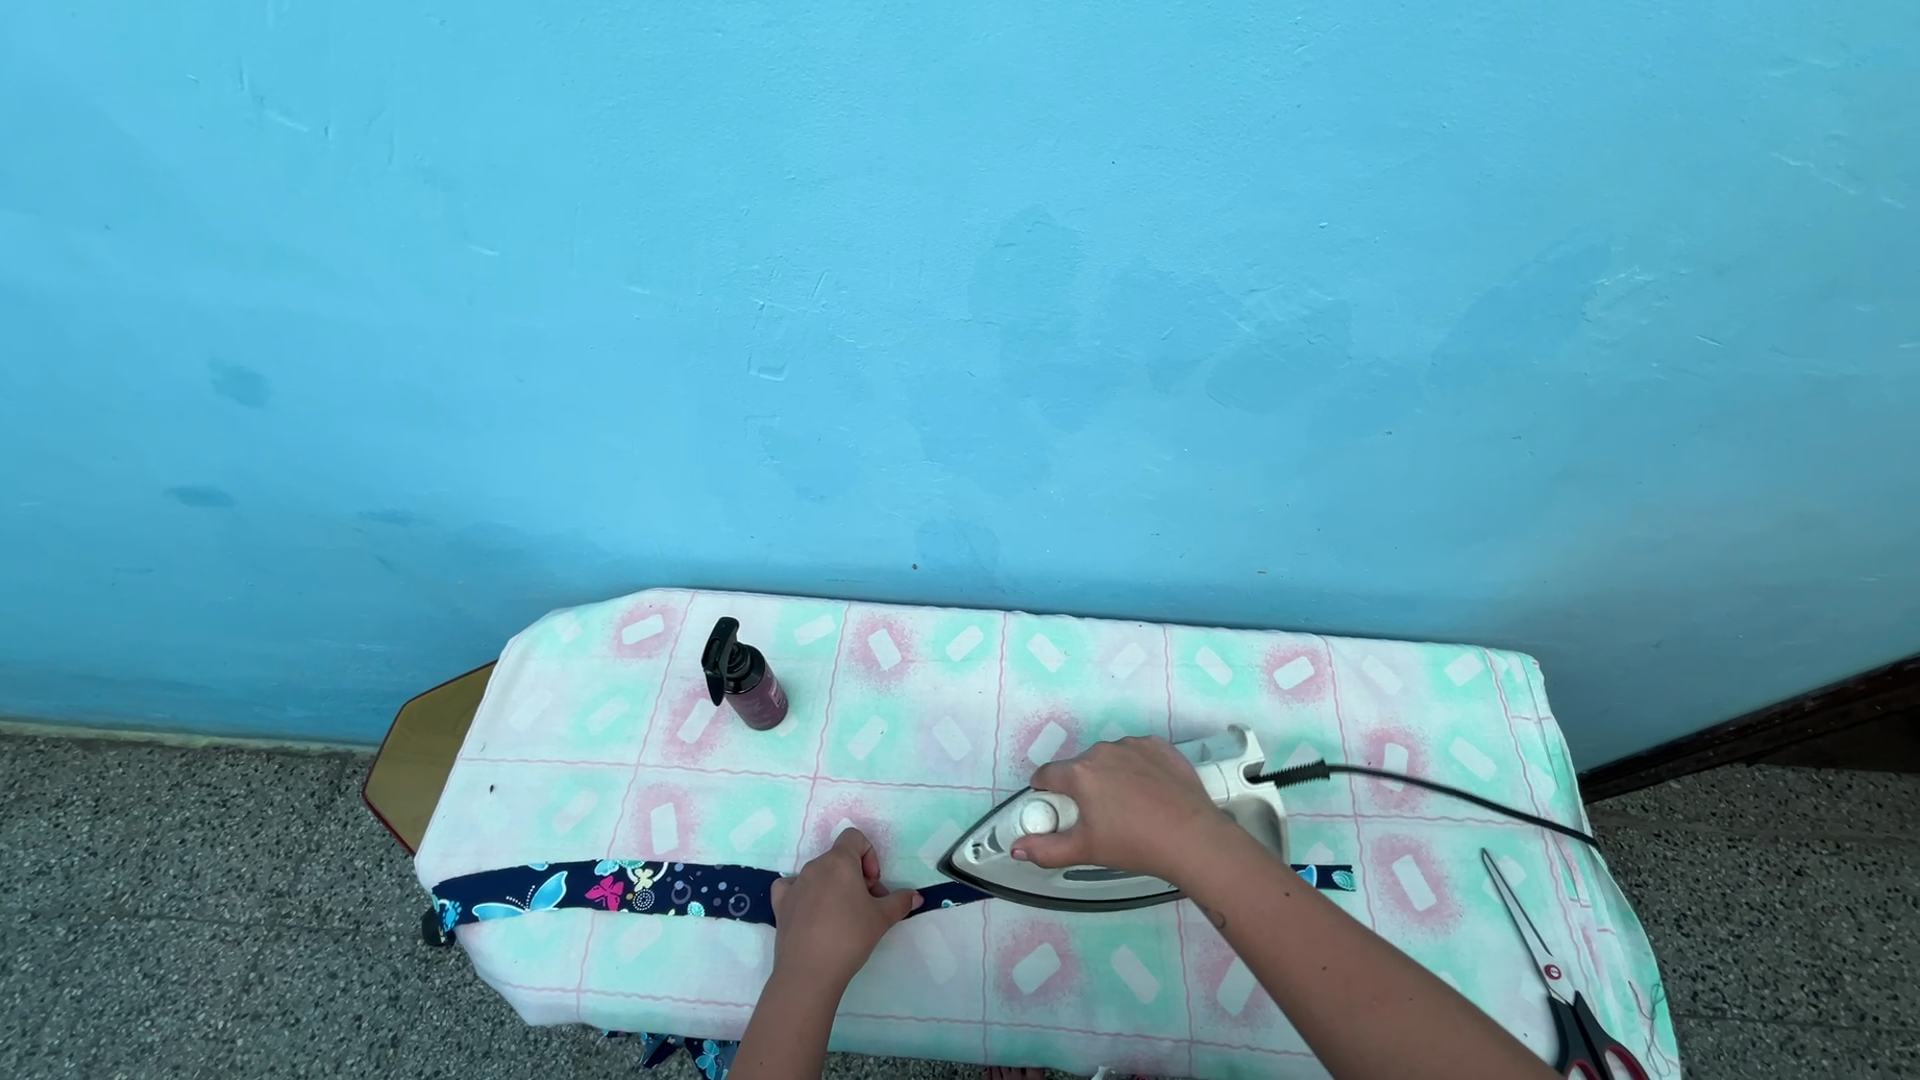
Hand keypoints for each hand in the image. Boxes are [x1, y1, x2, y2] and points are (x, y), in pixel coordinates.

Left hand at [769, 827, 921, 989]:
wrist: (809, 972)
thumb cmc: (850, 937)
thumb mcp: (882, 919)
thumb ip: (901, 902)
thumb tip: (916, 896)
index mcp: (839, 861)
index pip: (854, 837)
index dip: (868, 855)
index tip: (872, 884)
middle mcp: (815, 866)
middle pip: (840, 859)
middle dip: (856, 877)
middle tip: (865, 906)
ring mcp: (795, 884)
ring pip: (820, 874)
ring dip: (834, 887)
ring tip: (843, 917)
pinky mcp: (780, 904)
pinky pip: (790, 887)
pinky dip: (803, 893)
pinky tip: (810, 911)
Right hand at [1009, 735, 1231, 883]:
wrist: (1193, 838)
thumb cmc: (1135, 845)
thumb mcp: (1086, 851)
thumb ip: (1046, 849)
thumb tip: (1017, 848)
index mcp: (1079, 773)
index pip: (1046, 774)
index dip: (1046, 791)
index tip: (1056, 807)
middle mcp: (1102, 751)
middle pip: (1079, 767)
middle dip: (1082, 786)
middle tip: (1099, 816)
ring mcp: (1133, 745)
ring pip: (1109, 758)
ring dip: (1110, 775)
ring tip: (1129, 806)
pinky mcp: (1159, 745)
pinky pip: (1137, 753)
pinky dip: (1137, 767)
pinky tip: (1150, 791)